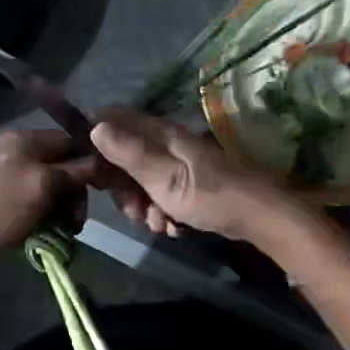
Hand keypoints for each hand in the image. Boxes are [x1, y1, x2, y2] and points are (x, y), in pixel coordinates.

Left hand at [0, 129, 99, 276]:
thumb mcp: (42, 187)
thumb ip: (77, 171)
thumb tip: (106, 163)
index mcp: (27, 139)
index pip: (75, 142)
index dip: (94, 165)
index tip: (109, 193)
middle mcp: (19, 149)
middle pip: (65, 165)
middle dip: (76, 193)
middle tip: (76, 222)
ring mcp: (8, 173)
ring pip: (52, 186)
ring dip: (62, 209)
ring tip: (63, 231)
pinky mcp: (1, 197)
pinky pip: (35, 201)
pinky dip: (45, 216)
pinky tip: (45, 233)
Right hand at [89, 112, 294, 240]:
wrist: (258, 218)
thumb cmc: (210, 195)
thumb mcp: (164, 178)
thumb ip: (130, 153)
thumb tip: (95, 126)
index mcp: (160, 133)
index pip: (115, 121)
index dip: (97, 143)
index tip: (92, 173)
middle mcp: (166, 144)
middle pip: (124, 158)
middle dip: (122, 188)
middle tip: (133, 210)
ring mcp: (177, 166)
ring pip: (140, 182)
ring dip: (142, 206)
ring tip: (158, 222)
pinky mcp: (186, 186)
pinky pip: (160, 197)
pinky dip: (161, 213)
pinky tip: (173, 227)